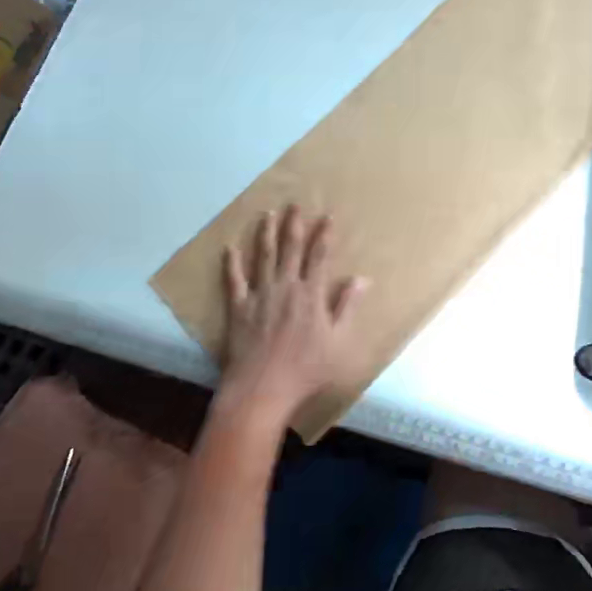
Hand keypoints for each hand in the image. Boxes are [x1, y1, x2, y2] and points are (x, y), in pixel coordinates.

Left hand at [218, 206, 367, 418]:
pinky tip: (230, 247)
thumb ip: (347, 307)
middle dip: (294, 225)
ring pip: (263, 257)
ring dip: (265, 234)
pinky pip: (234, 280)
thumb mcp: (338, 342)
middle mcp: (285, 287)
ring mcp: (259, 295)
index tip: (327, 215)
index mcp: (311, 295)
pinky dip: (232, 263)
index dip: (323, 234)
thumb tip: (361, 278)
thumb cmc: (306, 370)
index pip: (319, 256)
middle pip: (290, 249)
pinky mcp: (238, 307)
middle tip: (294, 204)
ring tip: (267, 214)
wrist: (263, 387)